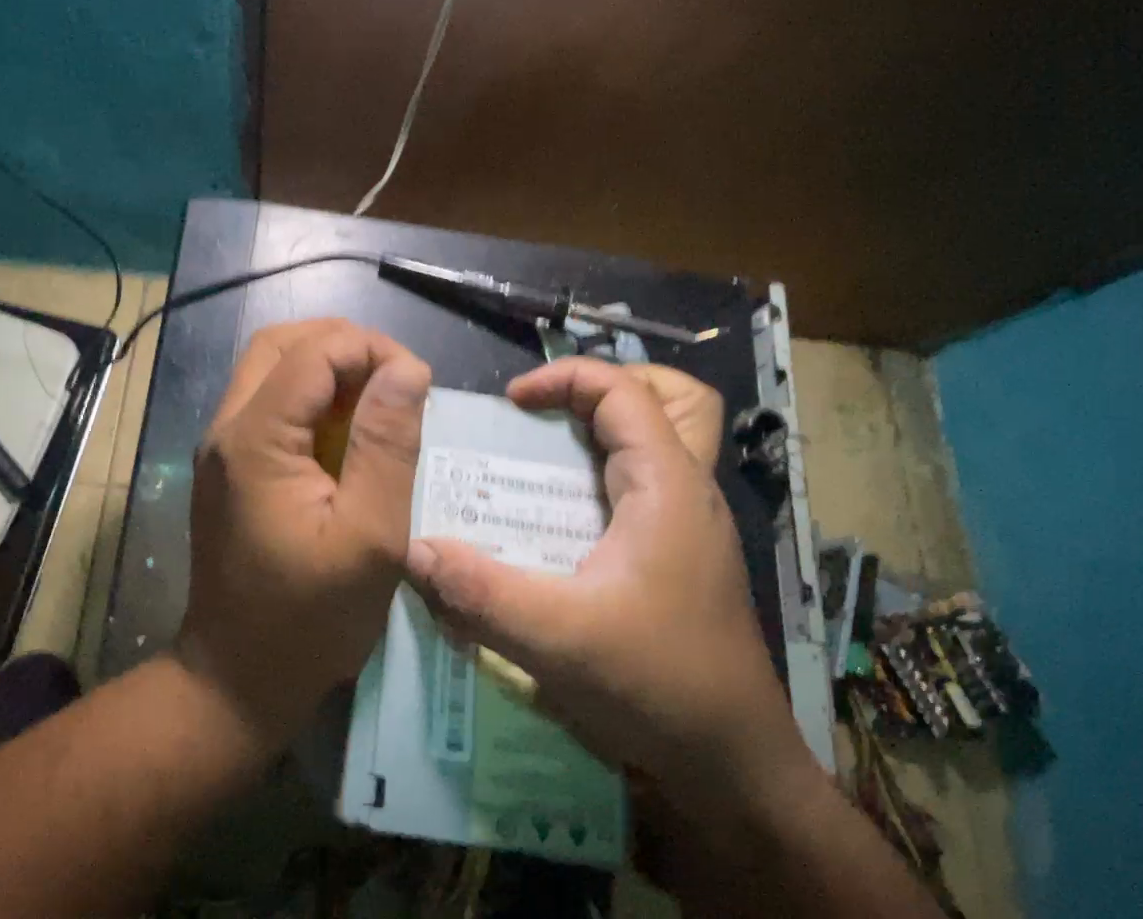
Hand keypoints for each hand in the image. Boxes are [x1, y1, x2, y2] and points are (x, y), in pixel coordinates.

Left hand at [176, 319, 431, 745]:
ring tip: (380, 405)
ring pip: (270, 372)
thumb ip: (388, 445)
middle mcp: (225, 431)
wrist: (239, 678)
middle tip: (398, 382)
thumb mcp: (371, 536)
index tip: (420, 384)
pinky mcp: (228, 471)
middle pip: (279, 346)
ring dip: (327, 372)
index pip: (312, 351)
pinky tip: (350, 438)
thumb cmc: (310, 619)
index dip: (371, 349)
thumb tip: (406, 370)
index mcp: (255, 440)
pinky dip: (311, 404)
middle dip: (344, 348)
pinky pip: (268, 409)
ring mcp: (220, 451)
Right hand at [403, 358, 815, 810]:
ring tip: (541, 463)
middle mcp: (686, 495)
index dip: (564, 377)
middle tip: (548, 414)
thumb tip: (411, 549)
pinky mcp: (680, 563)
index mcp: (667, 487)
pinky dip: (602, 483)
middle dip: (609, 389)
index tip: (510, 403)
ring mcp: (689, 531)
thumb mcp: (554, 636)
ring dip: (605, 435)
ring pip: (663, 446)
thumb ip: (478, 589)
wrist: (732, 765)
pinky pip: (644, 493)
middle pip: (672, 401)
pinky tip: (555, 530)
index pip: (625, 390)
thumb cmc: (658, 685)